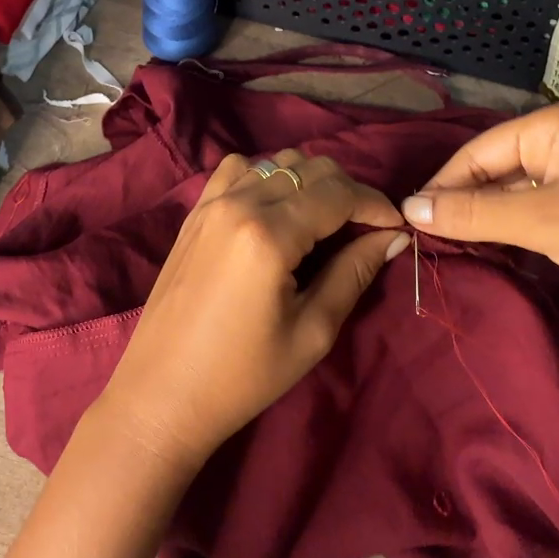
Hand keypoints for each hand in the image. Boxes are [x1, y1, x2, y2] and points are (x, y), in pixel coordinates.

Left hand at [93, 150, 409, 473]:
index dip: (376, 204)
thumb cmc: (243, 376)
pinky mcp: (194, 212)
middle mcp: (239, 203)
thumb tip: (392, 237)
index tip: (396, 228)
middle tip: (365, 230)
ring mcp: (211, 203)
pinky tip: (275, 211)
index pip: (339, 193)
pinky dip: (266, 177)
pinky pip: (237, 170)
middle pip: (311, 168)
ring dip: (309, 182)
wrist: (162, 395)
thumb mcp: (312, 331)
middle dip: (348, 192)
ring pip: (276, 163)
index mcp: (269, 233)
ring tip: (324, 221)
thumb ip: (353, 273)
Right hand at [401, 101, 558, 322]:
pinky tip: (496, 250)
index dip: (442, 187)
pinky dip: (516, 228)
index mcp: (551, 125)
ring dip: (489, 219)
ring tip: (453, 249)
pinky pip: (540, 209)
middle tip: (429, 242)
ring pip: (517, 192)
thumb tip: (409, 209)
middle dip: (464, 203)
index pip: (477, 151)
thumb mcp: (540, 220)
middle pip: (495, 169)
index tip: (410, 223)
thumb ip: (473, 213)